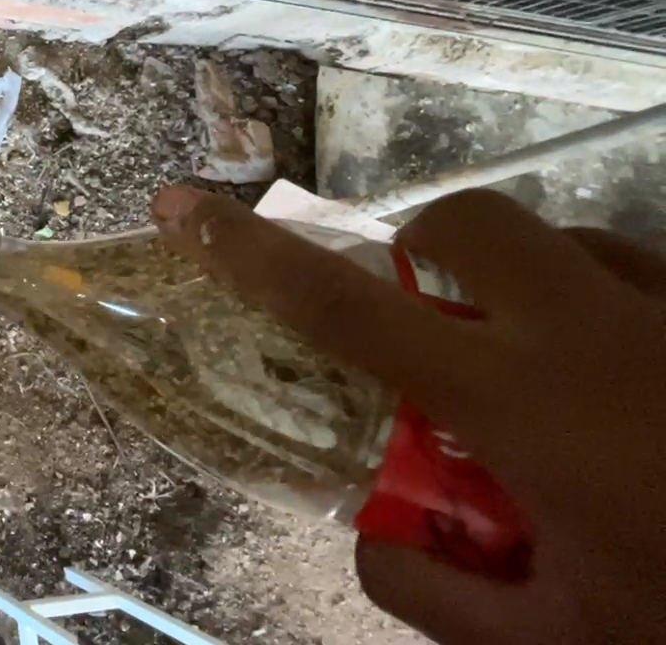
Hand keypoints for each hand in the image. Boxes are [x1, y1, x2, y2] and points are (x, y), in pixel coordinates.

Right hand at [151, 185, 665, 644]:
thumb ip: (428, 592)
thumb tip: (374, 543)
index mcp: (519, 403)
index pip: (336, 304)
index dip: (243, 249)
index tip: (176, 205)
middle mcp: (597, 339)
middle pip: (468, 223)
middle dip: (419, 242)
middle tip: (426, 309)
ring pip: (580, 240)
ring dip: (531, 276)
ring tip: (550, 350)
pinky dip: (626, 298)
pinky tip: (642, 370)